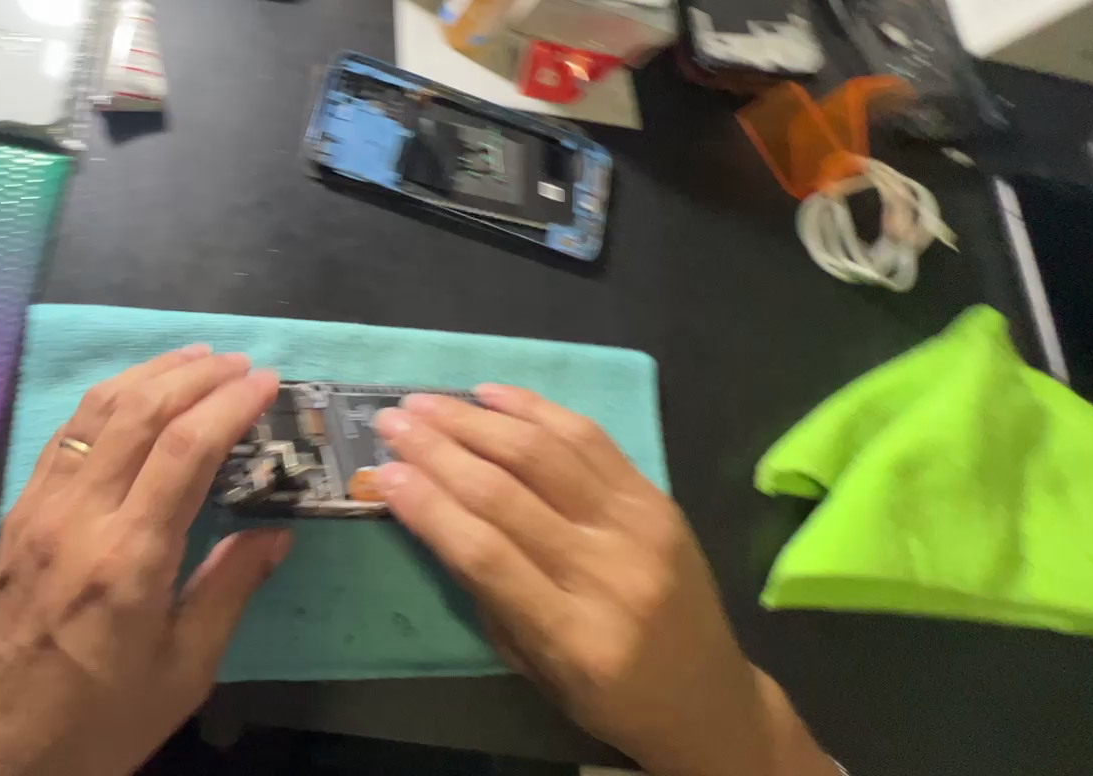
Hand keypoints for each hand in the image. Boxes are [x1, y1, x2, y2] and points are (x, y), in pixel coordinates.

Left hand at [0, 346, 289, 775]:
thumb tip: (277, 532)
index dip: (230, 404)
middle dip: (196, 375)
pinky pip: (67, 433)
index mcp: (129, 558)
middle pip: (141, 412)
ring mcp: (42, 505)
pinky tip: (134, 391)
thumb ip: (230, 588)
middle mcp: (81, 515)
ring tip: (195, 357)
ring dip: (150, 372)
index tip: (265, 382)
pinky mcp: (20, 507)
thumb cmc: (101, 719)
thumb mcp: (185, 670)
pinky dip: (107, 399)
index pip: (186, 449)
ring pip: (98, 410)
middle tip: (239, 363)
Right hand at [373, 385, 836, 775]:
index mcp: (575, 636)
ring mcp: (640, 528)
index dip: (427, 505)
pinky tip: (488, 393)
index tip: (382, 471)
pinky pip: (587, 435)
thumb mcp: (528, 659)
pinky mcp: (656, 496)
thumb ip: (481, 581)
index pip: (484, 553)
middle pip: (506, 493)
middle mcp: (610, 574)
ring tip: (425, 402)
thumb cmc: (602, 691)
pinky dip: (532, 407)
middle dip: (436, 449)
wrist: (710, 700)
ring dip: (473, 419)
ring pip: (542, 452)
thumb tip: (422, 501)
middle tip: (391, 421)